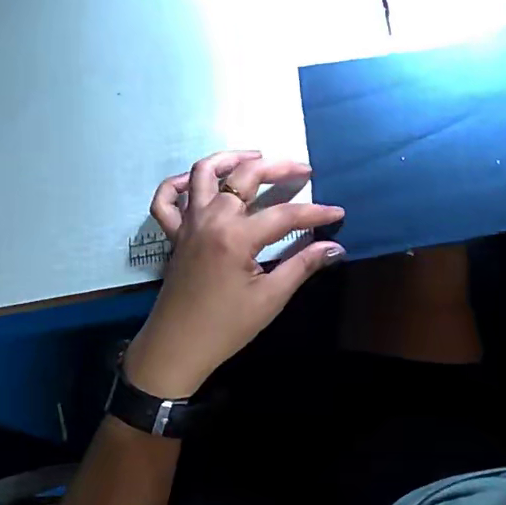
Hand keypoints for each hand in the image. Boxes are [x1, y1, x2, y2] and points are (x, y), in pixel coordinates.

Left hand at [122, 151, 344, 398]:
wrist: (177, 347)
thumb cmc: (227, 327)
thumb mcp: (271, 298)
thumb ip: (303, 265)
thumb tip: (335, 247)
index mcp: (236, 237)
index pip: (284, 215)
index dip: (315, 213)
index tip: (338, 212)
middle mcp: (210, 220)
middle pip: (244, 177)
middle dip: (278, 168)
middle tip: (304, 169)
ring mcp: (188, 224)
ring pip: (203, 173)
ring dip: (230, 159)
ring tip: (255, 157)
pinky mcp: (174, 235)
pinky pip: (167, 199)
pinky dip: (180, 183)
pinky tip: (199, 181)